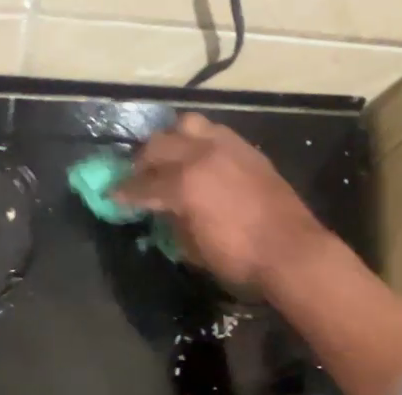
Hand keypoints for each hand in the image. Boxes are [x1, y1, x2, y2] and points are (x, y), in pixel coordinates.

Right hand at [114, 113, 330, 291]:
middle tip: (135, 177)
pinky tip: (198, 159)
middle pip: (159, 146)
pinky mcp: (247, 150)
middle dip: (141, 162)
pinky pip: (213, 133)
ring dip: (170, 140)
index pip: (142, 185)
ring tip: (167, 159)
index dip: (123, 192)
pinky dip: (197, 142)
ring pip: (186, 127)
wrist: (291, 251)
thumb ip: (174, 227)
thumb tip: (164, 216)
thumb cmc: (239, 260)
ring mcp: (227, 147)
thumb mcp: (196, 251)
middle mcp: (201, 155)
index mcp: (185, 184)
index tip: (111, 196)